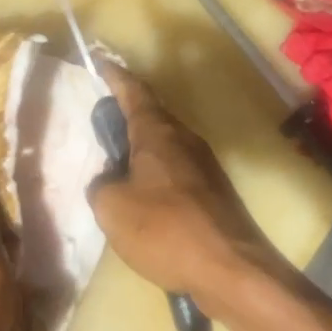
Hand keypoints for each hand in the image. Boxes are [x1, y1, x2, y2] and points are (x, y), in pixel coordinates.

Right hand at [88, 64, 278, 300]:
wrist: (230, 268)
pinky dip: (154, 178)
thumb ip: (101, 186)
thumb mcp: (112, 208)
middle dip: (126, 118)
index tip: (101, 62)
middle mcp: (184, 140)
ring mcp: (204, 167)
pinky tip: (142, 204)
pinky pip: (175, 173)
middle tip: (100, 127)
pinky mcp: (213, 194)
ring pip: (164, 148)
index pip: (134, 92)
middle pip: (151, 118)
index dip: (115, 76)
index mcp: (158, 133)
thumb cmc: (165, 229)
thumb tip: (110, 180)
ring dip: (140, 153)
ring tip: (116, 172)